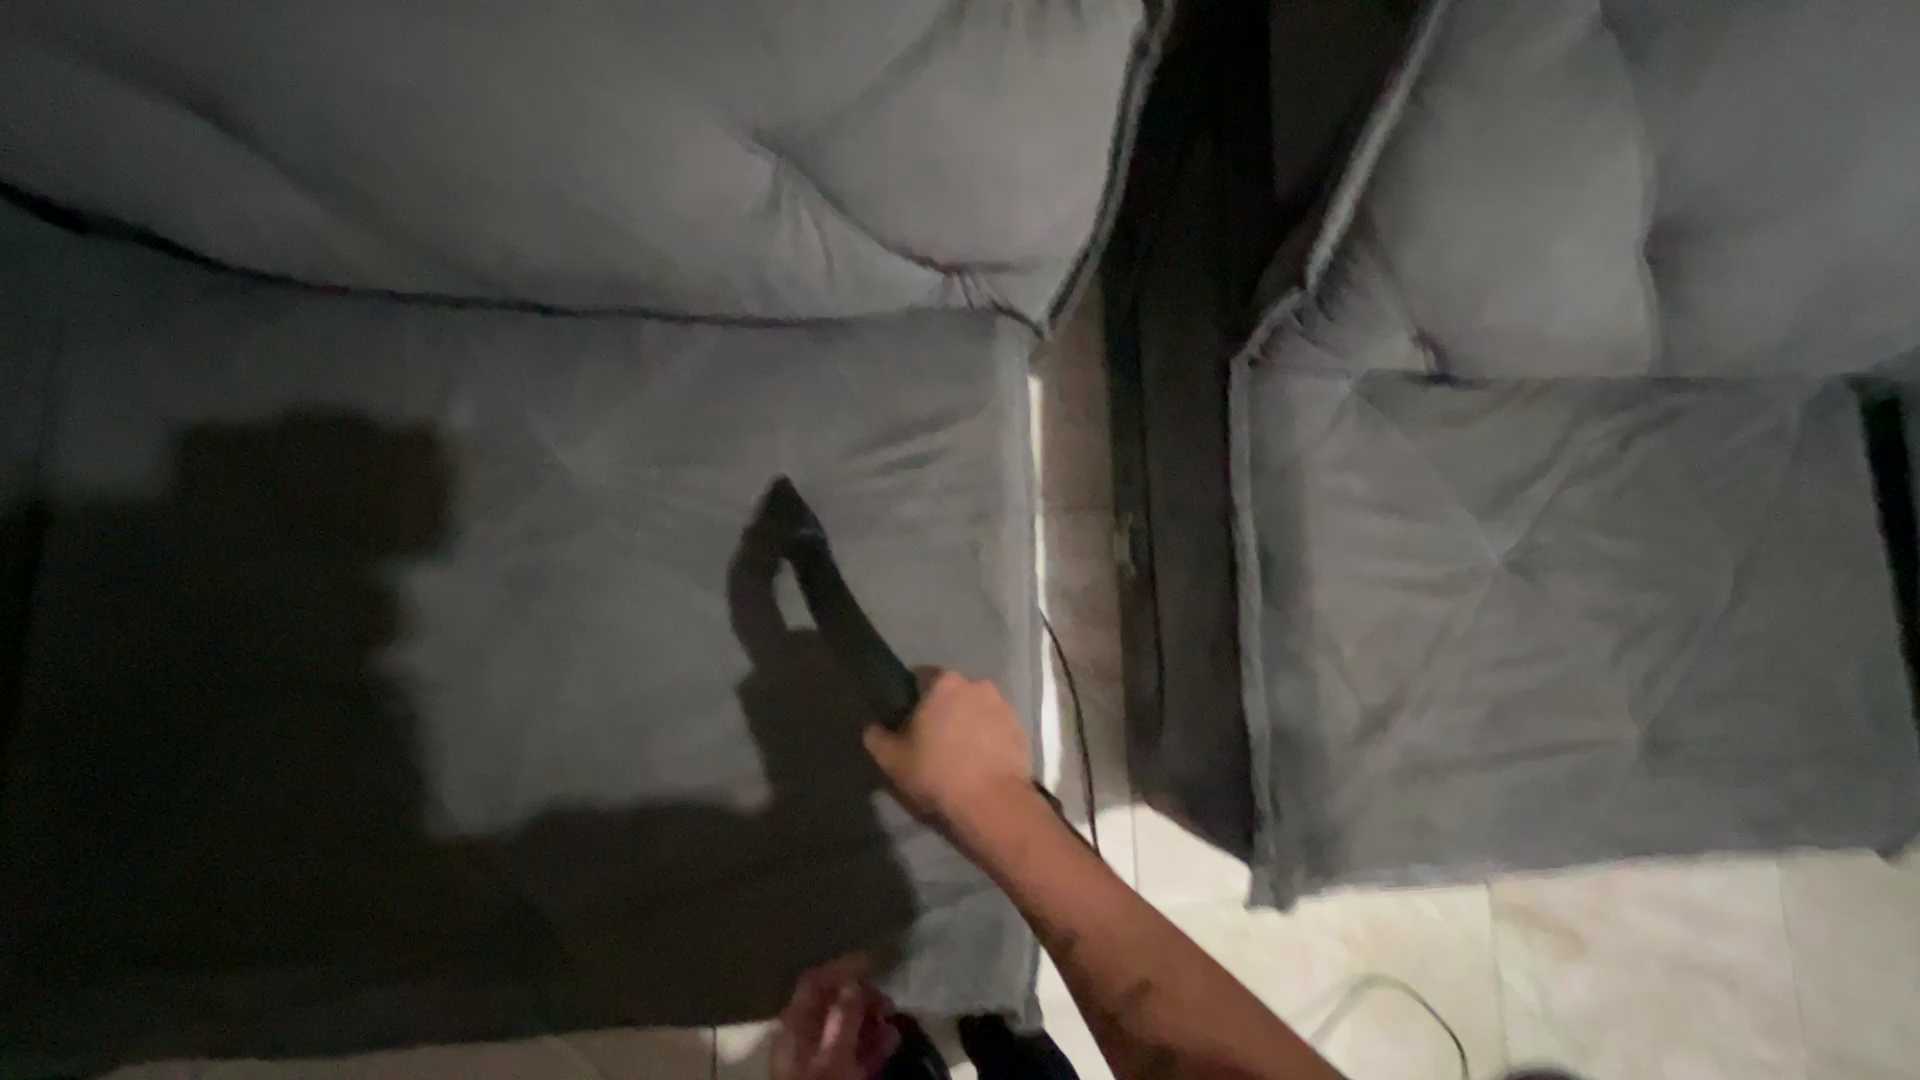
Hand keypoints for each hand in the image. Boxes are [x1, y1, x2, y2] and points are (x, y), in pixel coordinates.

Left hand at [771, 956, 901, 1079]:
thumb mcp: (835, 1059)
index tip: (875, 961)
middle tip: (889, 1000)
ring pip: (845, 1028)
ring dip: (871, 1020)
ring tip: (895, 1020)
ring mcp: (817, 1062)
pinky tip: (893, 1042)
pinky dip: (872, 1044)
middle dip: (863, 996)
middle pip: (832, 1004)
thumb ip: (844, 1019)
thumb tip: (855, 982)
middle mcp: (803, 1040)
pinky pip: (853, 1053)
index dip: (843, 966)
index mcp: (795, 1028)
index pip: (815, 983)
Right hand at [863, 670, 1033, 832]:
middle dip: (942, 710)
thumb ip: (876, 737)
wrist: (992, 803)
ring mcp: (1003, 706)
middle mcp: (977, 684)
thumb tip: (873, 727)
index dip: (912, 698)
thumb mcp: (892, 760)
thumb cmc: (937, 773)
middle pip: (952, 693)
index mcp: (944, 683)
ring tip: (958, 754)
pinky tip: (979, 763)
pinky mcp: (1021, 729)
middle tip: (931, 739)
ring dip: (967, 723)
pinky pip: (996, 728)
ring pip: (977, 709)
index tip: (907, 721)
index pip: (922, 677)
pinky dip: (988, 739)